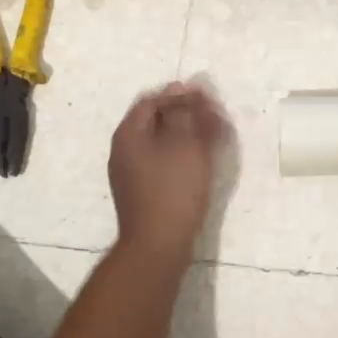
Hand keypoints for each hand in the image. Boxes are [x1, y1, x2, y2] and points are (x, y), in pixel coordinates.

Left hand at [108, 82, 231, 263]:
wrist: (157, 246)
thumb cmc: (173, 190)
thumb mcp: (187, 145)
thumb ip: (189, 114)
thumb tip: (189, 92)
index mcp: (129, 133)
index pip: (153, 100)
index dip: (181, 95)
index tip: (208, 98)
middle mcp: (123, 149)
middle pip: (155, 120)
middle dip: (185, 114)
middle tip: (213, 117)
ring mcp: (130, 172)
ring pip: (160, 141)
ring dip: (186, 134)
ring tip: (213, 138)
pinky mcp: (141, 191)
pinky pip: (161, 161)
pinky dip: (181, 154)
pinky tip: (201, 161)